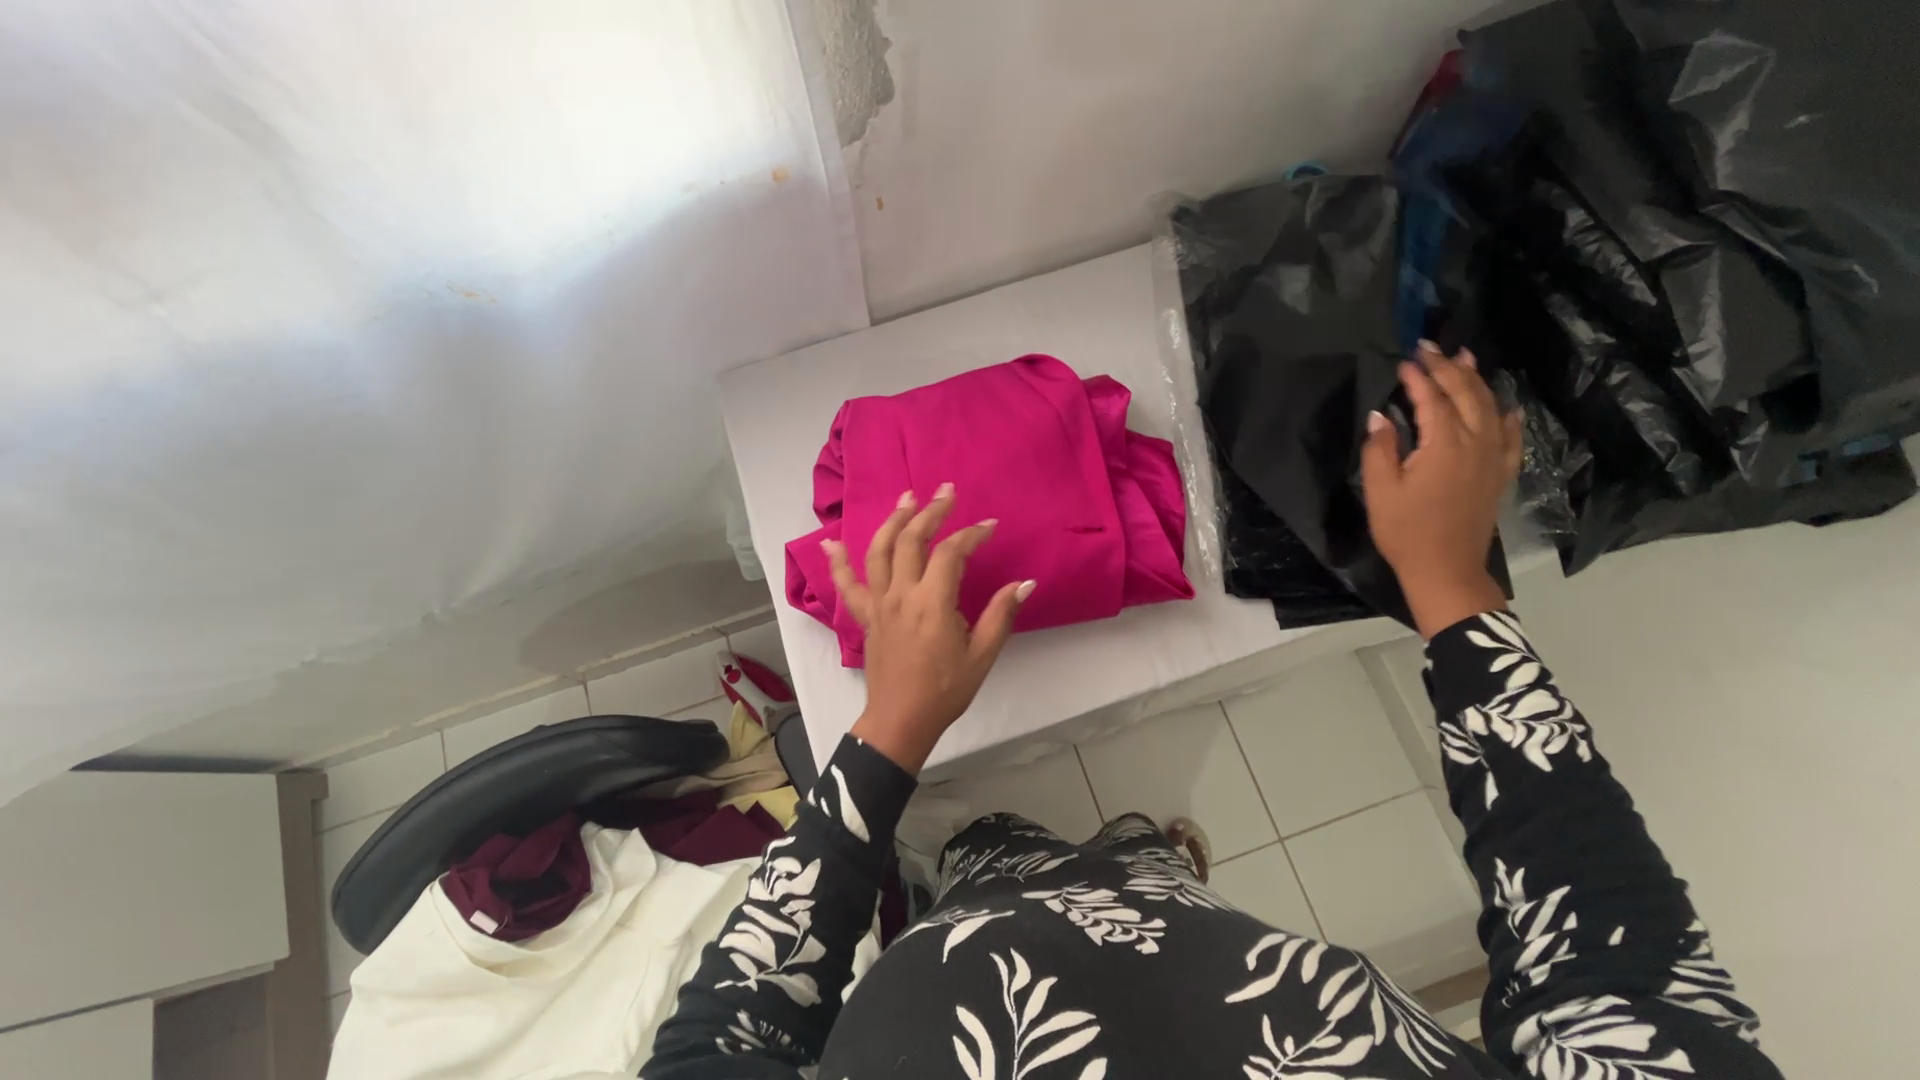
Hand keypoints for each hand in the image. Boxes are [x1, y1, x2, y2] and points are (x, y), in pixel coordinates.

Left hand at [823, 484, 1032, 772]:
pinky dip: (838, 563)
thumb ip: (1001, 615)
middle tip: (947, 491)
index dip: (971, 534)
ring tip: (906, 498)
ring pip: (879, 552)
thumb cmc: (945, 690)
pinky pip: (847, 586)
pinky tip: (831, 543)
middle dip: (931, 511)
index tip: (989, 527)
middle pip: (912, 540)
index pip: (951, 553)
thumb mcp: (982, 656)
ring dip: (893, 522)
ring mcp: (878, 604)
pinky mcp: (865, 617)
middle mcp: (901, 595)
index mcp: (932, 603)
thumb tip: (1025, 583)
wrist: (901, 720)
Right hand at [1361, 342, 1521, 638]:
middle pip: (1464, 394)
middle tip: (1429, 347)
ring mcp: (1492, 458)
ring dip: (1475, 381)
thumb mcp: (1381, 490)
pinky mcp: (1499, 474)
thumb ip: (1380, 449)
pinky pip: (1510, 436)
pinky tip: (1503, 406)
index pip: (1432, 398)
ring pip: (1489, 407)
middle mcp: (1475, 443)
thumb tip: (1381, 416)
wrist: (1445, 568)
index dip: (1417, 377)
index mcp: (1444, 444)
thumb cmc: (1405, 531)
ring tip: (1464, 359)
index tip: (1403, 360)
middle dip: (1446, 368)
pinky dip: (1505, 415)